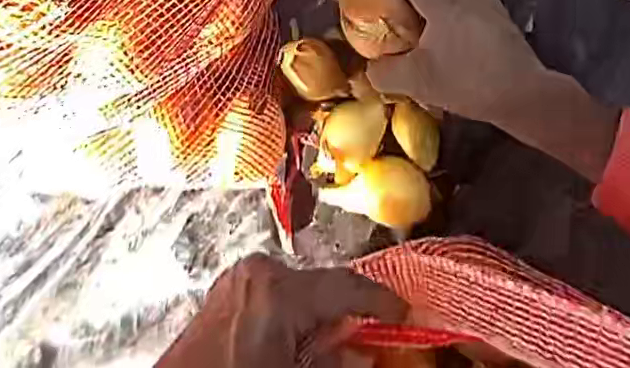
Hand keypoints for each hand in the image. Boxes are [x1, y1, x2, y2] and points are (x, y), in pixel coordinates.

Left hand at [156, 254, 402, 367]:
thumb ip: (335, 367)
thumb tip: (365, 356)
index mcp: (279, 292)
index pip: (343, 284)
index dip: (378, 300)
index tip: (404, 312)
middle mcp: (259, 271)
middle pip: (319, 284)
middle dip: (345, 311)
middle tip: (369, 335)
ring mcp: (239, 276)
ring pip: (296, 287)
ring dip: (317, 313)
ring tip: (331, 343)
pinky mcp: (226, 288)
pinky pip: (272, 292)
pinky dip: (291, 313)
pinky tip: (296, 341)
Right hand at [368, 0, 620, 181]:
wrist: (527, 95)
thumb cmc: (468, 81)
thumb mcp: (417, 81)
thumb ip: (384, 72)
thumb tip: (370, 67)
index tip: (380, 9)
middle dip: (409, 2)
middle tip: (402, 32)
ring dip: (433, 12)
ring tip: (430, 42)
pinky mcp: (498, 12)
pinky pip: (465, 5)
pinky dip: (454, 19)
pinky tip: (456, 48)